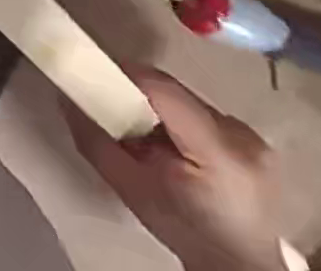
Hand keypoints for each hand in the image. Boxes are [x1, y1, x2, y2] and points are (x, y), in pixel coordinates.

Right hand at [66, 67, 281, 270]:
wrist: (236, 270)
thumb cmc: (184, 233)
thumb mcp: (133, 193)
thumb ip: (97, 144)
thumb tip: (66, 99)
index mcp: (217, 151)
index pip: (164, 90)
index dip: (126, 73)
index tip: (93, 70)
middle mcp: (240, 133)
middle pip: (174, 92)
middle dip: (138, 94)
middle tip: (109, 104)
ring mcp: (252, 135)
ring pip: (187, 100)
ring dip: (158, 107)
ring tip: (139, 130)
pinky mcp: (253, 138)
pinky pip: (202, 113)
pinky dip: (178, 119)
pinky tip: (168, 144)